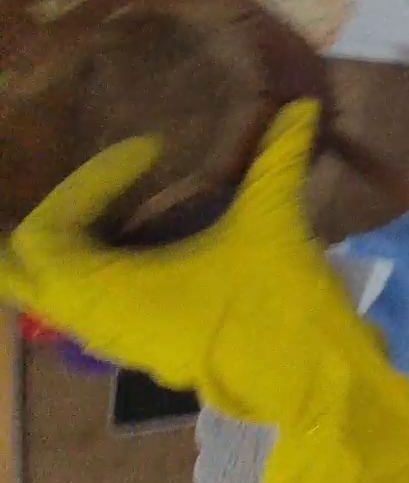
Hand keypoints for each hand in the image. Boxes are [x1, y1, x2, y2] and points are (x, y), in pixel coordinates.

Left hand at [0, 100, 408, 482]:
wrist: (307, 375)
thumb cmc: (273, 303)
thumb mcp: (275, 224)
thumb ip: (280, 163)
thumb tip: (299, 107)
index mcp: (96, 289)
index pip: (47, 226)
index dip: (94, 178)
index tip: (156, 149)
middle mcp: (89, 318)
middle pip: (27, 267)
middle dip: (66, 217)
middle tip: (121, 184)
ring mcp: (119, 338)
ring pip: (67, 286)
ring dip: (98, 240)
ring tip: (160, 207)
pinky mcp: (154, 345)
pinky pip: (107, 301)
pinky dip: (125, 264)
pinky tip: (186, 245)